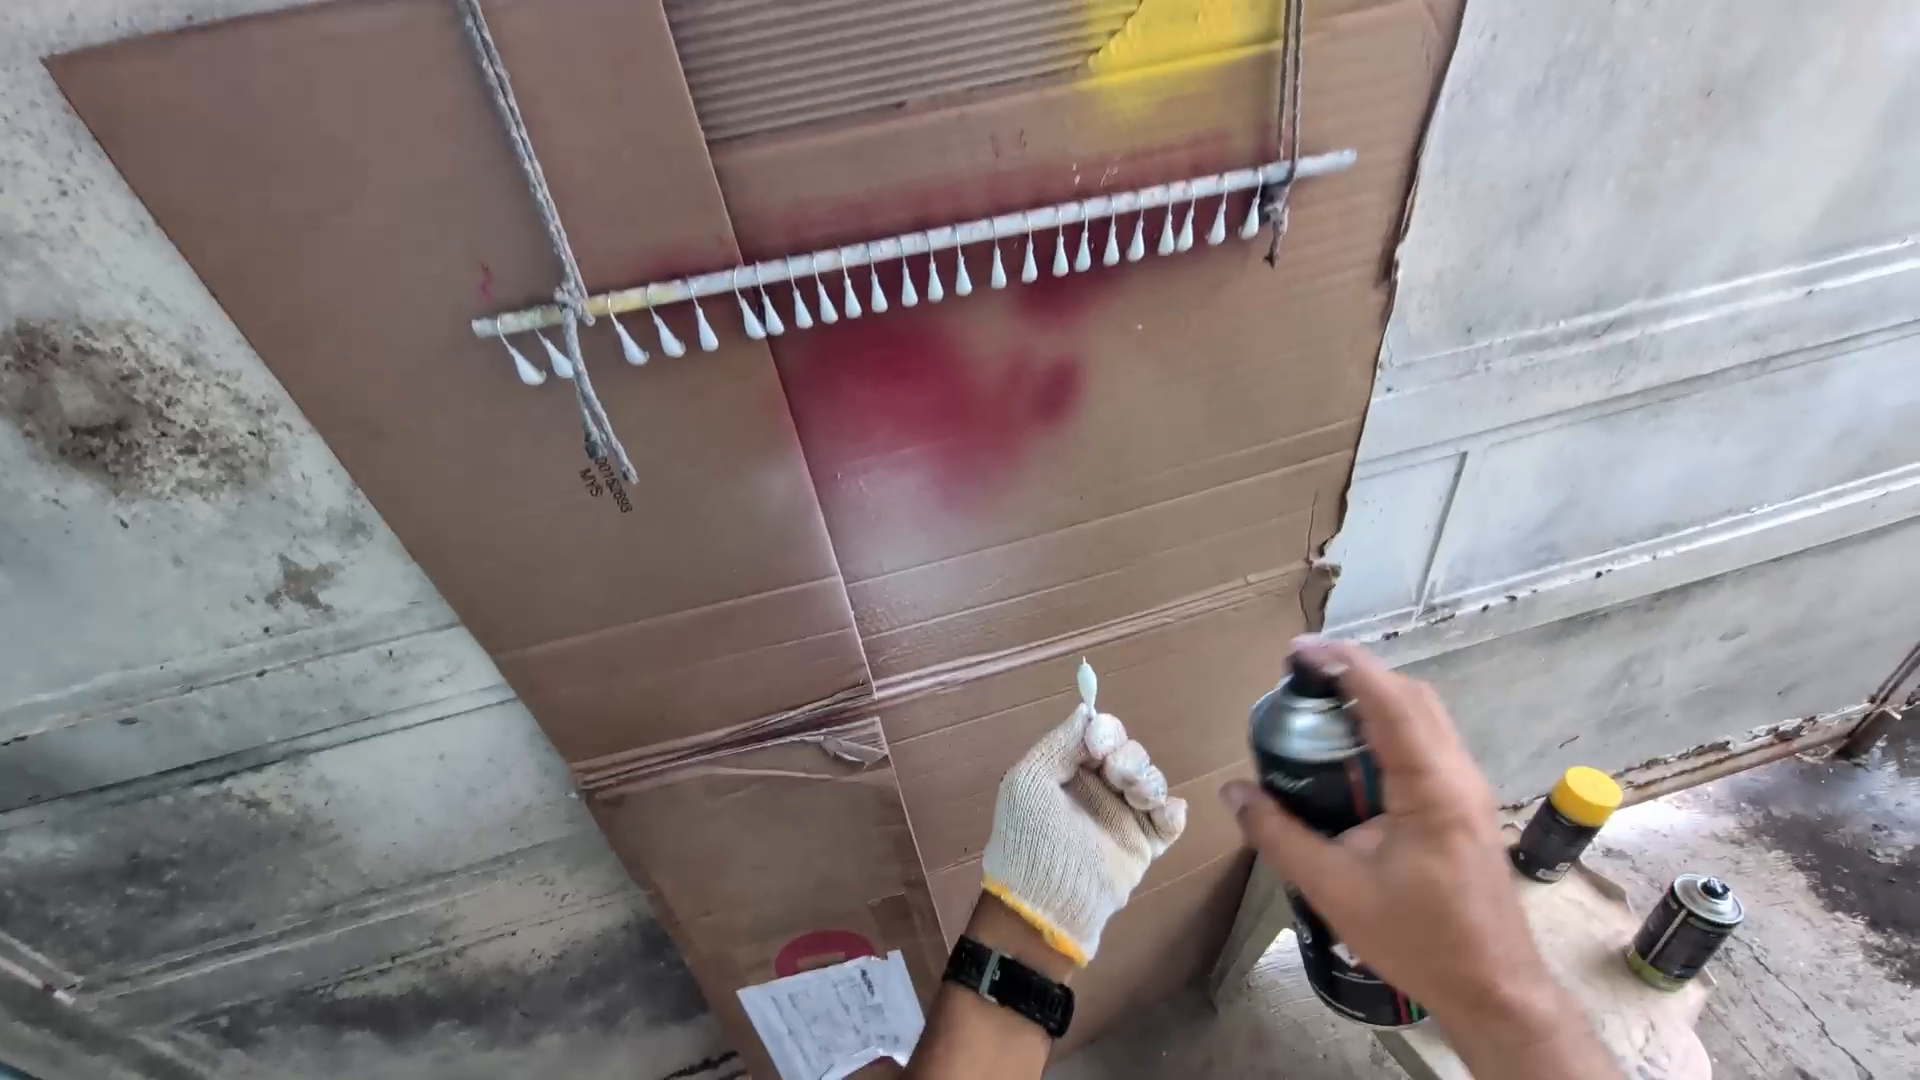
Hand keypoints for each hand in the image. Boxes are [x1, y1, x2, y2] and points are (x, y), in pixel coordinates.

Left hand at [982, 704, 1186, 965]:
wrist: (1045, 903)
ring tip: (1136, 798)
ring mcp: (1123, 816)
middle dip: (1128, 757)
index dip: (1105, 732)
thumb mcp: (1028, 781)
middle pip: (1130, 752)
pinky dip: (1173, 811)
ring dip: (1149, 780)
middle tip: (1116, 775)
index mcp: (1069, 770)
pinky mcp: (1144, 845)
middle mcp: (1098, 788)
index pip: (1100, 735)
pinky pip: (1170, 819)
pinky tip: (1164, 814)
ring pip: (1152, 779)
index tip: (1097, 746)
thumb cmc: (1028, 837)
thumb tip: (1085, 710)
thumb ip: (1058, 743)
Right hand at [1222, 638, 1617, 1077]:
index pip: (1389, 701)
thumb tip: (1233, 792)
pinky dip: (1387, 721)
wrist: (1495, 990)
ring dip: (1373, 694)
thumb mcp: (1333, 889)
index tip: (1298, 650)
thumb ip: (1278, 835)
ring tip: (1320, 699)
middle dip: (1356, 671)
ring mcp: (1467, 789)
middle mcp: (1457, 775)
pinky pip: (1426, 740)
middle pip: (1411, 696)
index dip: (1343, 665)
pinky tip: (1350, 746)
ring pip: (1424, 715)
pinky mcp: (1464, 804)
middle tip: (1302, 673)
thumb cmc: (1418, 938)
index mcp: (1430, 788)